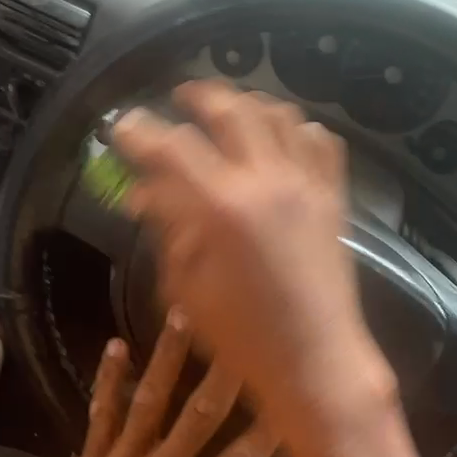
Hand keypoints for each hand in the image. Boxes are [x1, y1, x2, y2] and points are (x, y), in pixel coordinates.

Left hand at [12, 312, 281, 456]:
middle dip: (223, 373)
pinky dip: (109, 380)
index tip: (289, 395)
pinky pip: (102, 415)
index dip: (267, 429)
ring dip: (167, 358)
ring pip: (149, 403)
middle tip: (242, 331)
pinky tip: (116, 346)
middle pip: (197, 419)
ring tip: (182, 316)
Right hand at [112, 81, 397, 444]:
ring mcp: (306, 185)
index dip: (141, 131)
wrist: (314, 359)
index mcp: (221, 206)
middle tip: (179, 98)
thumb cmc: (241, 335)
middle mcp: (266, 181)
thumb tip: (144, 194)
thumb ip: (167, 229)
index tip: (123, 126)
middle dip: (198, 96)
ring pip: (278, 115)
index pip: (172, 147)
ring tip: (229, 111)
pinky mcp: (333, 198)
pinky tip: (283, 137)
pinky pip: (321, 142)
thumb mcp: (186, 285)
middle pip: (229, 110)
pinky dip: (297, 128)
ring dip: (248, 104)